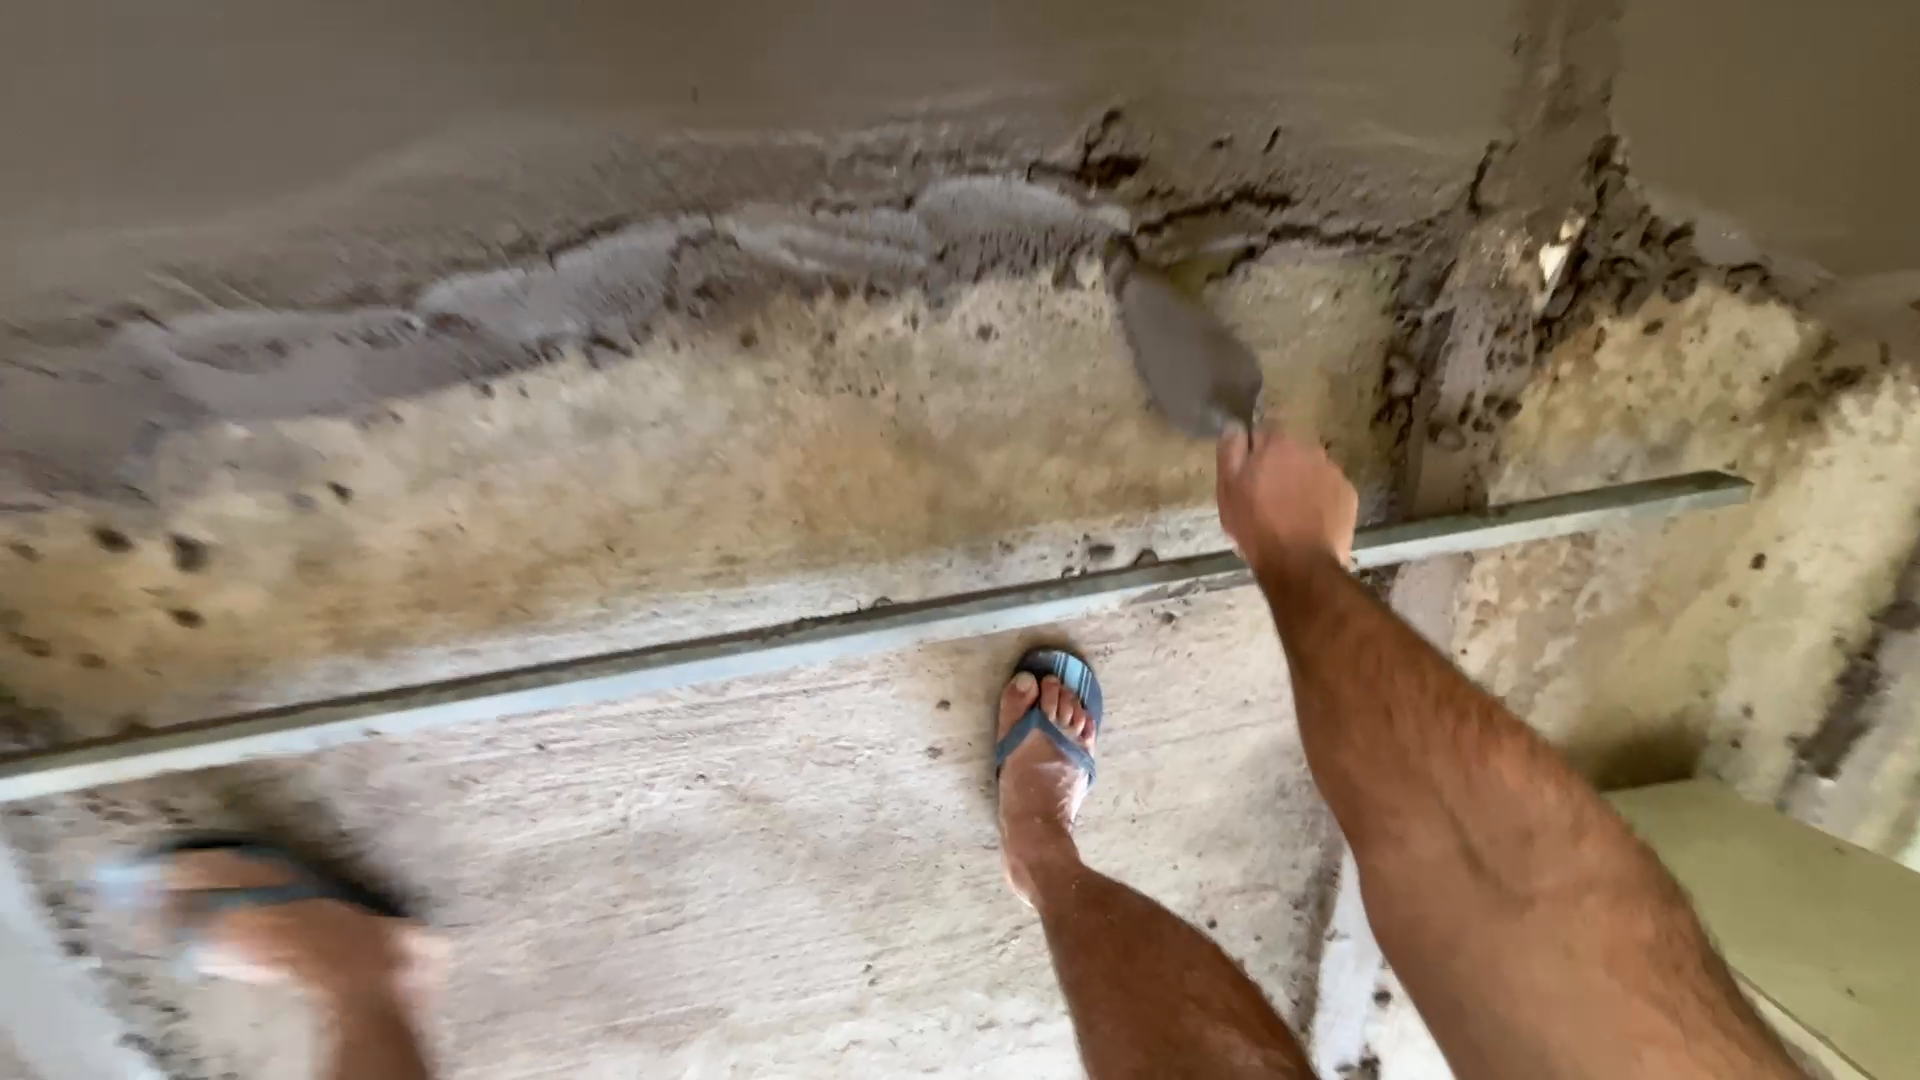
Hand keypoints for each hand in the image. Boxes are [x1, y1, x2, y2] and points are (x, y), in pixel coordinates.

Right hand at [1216, 423, 1357, 569]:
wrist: (1299, 562)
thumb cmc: (1256, 524)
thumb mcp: (1227, 489)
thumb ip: (1231, 451)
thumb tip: (1235, 425)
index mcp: (1278, 443)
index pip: (1262, 433)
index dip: (1252, 453)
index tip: (1246, 477)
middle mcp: (1311, 449)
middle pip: (1289, 451)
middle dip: (1278, 467)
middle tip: (1264, 498)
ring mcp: (1334, 472)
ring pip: (1310, 470)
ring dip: (1299, 483)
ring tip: (1287, 513)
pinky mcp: (1349, 495)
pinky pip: (1328, 490)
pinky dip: (1318, 500)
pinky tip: (1308, 522)